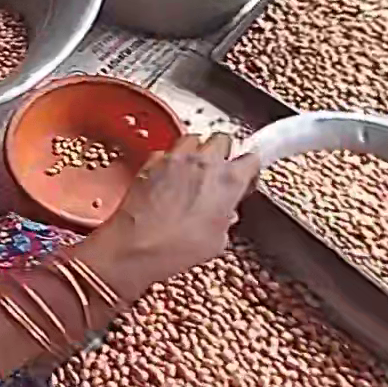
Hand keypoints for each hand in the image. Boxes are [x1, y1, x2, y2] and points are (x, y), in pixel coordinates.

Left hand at [76, 132, 258, 299]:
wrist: (136, 247)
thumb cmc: (175, 247)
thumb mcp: (217, 240)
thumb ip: (225, 218)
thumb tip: (223, 216)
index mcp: (229, 179)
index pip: (251, 159)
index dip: (249, 170)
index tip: (245, 178)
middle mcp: (203, 162)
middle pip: (221, 140)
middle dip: (223, 153)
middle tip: (218, 172)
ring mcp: (174, 159)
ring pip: (192, 139)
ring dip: (195, 150)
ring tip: (192, 170)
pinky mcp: (149, 163)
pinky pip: (164, 152)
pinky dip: (168, 161)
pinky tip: (166, 177)